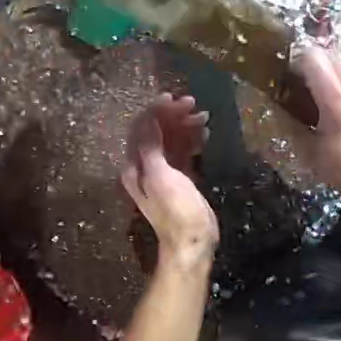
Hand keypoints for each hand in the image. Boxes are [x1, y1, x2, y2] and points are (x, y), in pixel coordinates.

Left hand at [121, 94, 217, 263]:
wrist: (192, 243)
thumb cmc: (177, 211)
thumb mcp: (161, 177)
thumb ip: (152, 148)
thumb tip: (148, 120)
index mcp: (136, 166)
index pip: (141, 129)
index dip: (155, 110)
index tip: (174, 98)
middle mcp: (145, 166)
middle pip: (156, 131)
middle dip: (172, 115)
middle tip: (194, 104)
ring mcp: (163, 173)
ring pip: (171, 140)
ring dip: (184, 125)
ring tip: (204, 117)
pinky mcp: (180, 179)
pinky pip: (182, 152)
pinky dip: (191, 140)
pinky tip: (204, 134)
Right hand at [293, 46, 340, 213]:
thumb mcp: (311, 153)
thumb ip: (289, 124)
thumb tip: (273, 106)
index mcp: (337, 99)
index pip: (311, 57)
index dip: (295, 64)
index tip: (287, 82)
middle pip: (327, 58)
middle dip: (311, 70)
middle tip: (301, 94)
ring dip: (328, 79)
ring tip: (324, 106)